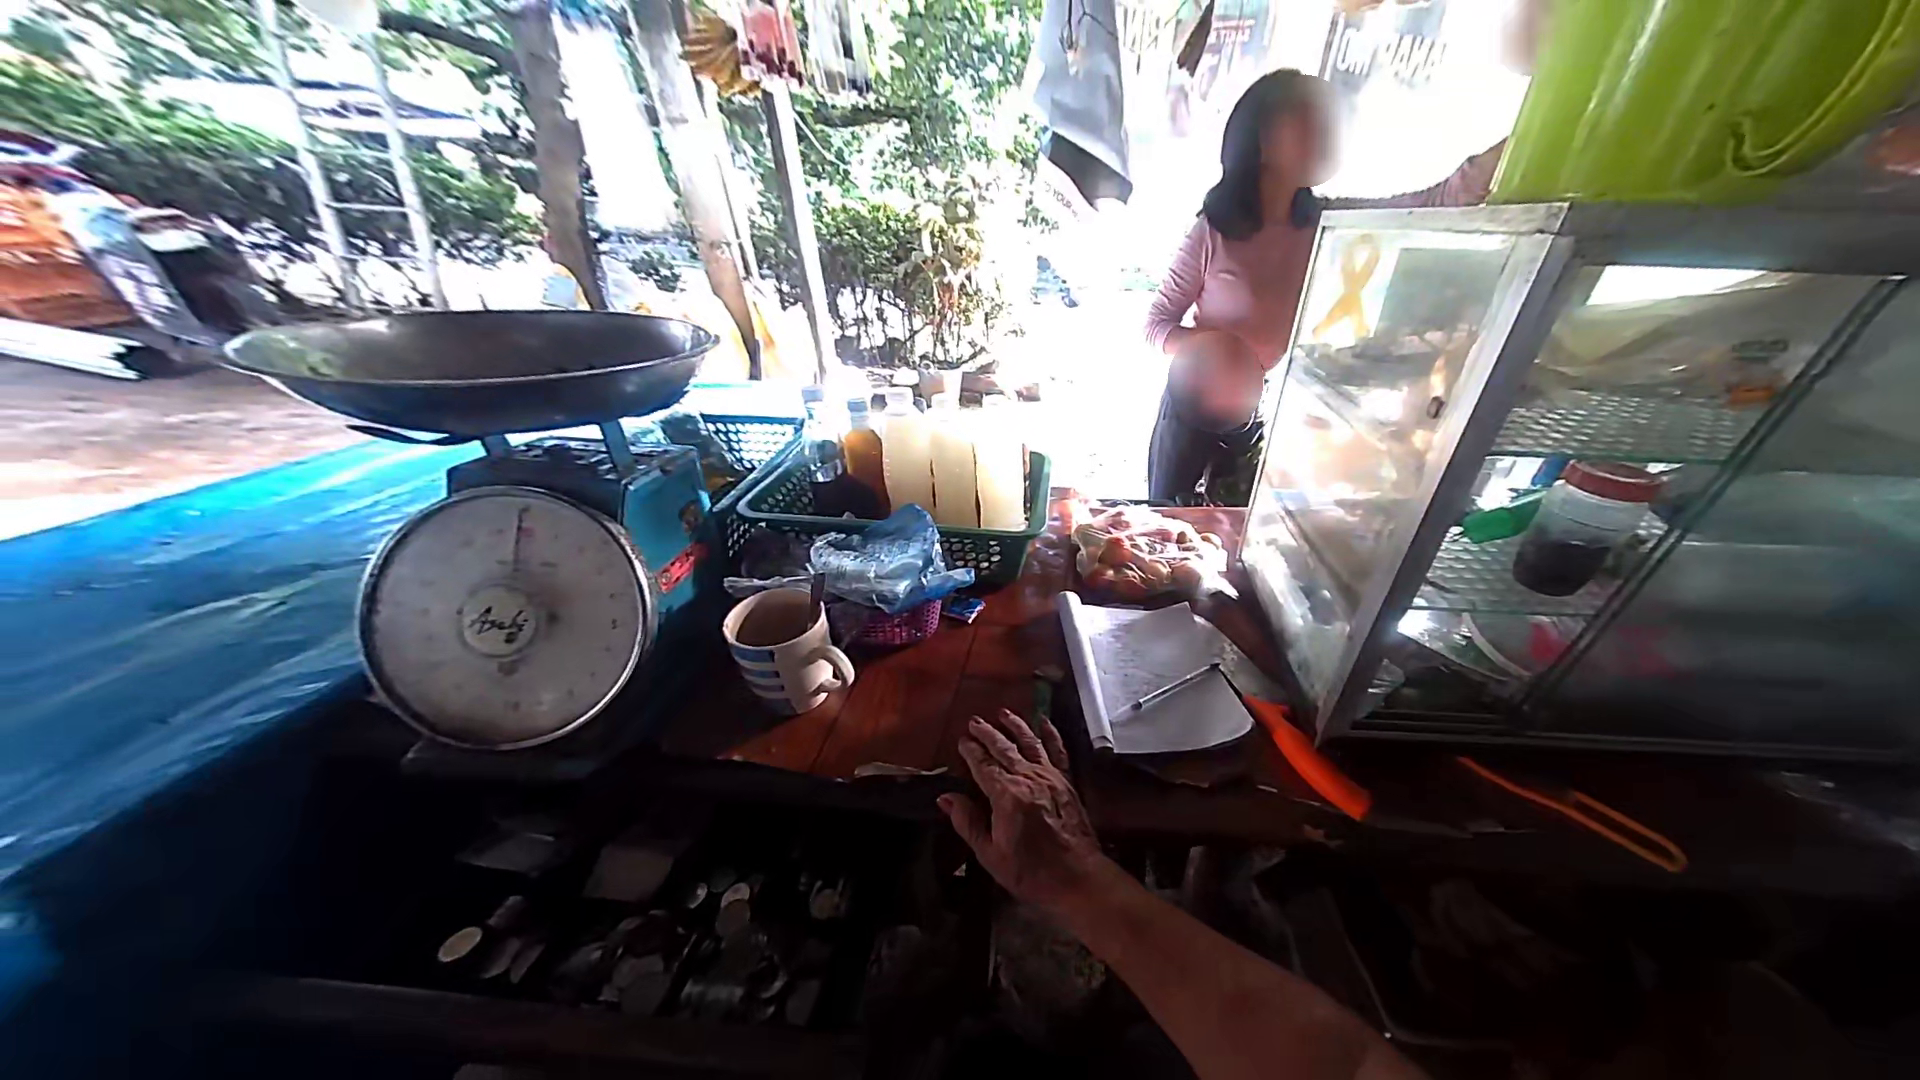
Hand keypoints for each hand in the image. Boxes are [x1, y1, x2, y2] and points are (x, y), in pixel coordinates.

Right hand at [938, 709, 1108, 911]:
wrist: (1077, 878)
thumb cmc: (1031, 872)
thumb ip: (968, 822)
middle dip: (987, 733)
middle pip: (1003, 748)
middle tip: (974, 721)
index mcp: (1006, 795)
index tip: (962, 741)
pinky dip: (1050, 734)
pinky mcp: (1066, 781)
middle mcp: (1028, 778)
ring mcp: (1050, 776)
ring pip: (1029, 742)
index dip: (971, 751)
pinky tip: (1044, 721)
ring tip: (1003, 713)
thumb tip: (946, 798)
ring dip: (1015, 725)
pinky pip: (1058, 750)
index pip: (983, 765)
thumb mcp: (990, 854)